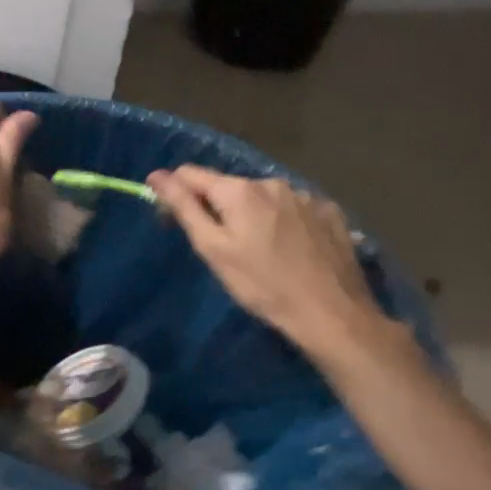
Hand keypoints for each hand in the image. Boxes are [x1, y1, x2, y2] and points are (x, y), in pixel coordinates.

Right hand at [147, 165, 389, 357]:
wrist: (334, 315)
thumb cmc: (263, 285)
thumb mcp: (213, 248)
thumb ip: (184, 207)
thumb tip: (157, 175)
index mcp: (238, 190)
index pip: (190, 174)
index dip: (175, 193)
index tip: (174, 221)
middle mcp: (272, 183)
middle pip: (228, 186)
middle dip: (217, 207)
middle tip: (221, 246)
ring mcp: (305, 196)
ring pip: (261, 197)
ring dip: (252, 214)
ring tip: (260, 249)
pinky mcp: (331, 212)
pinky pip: (293, 207)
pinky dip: (283, 221)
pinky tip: (290, 248)